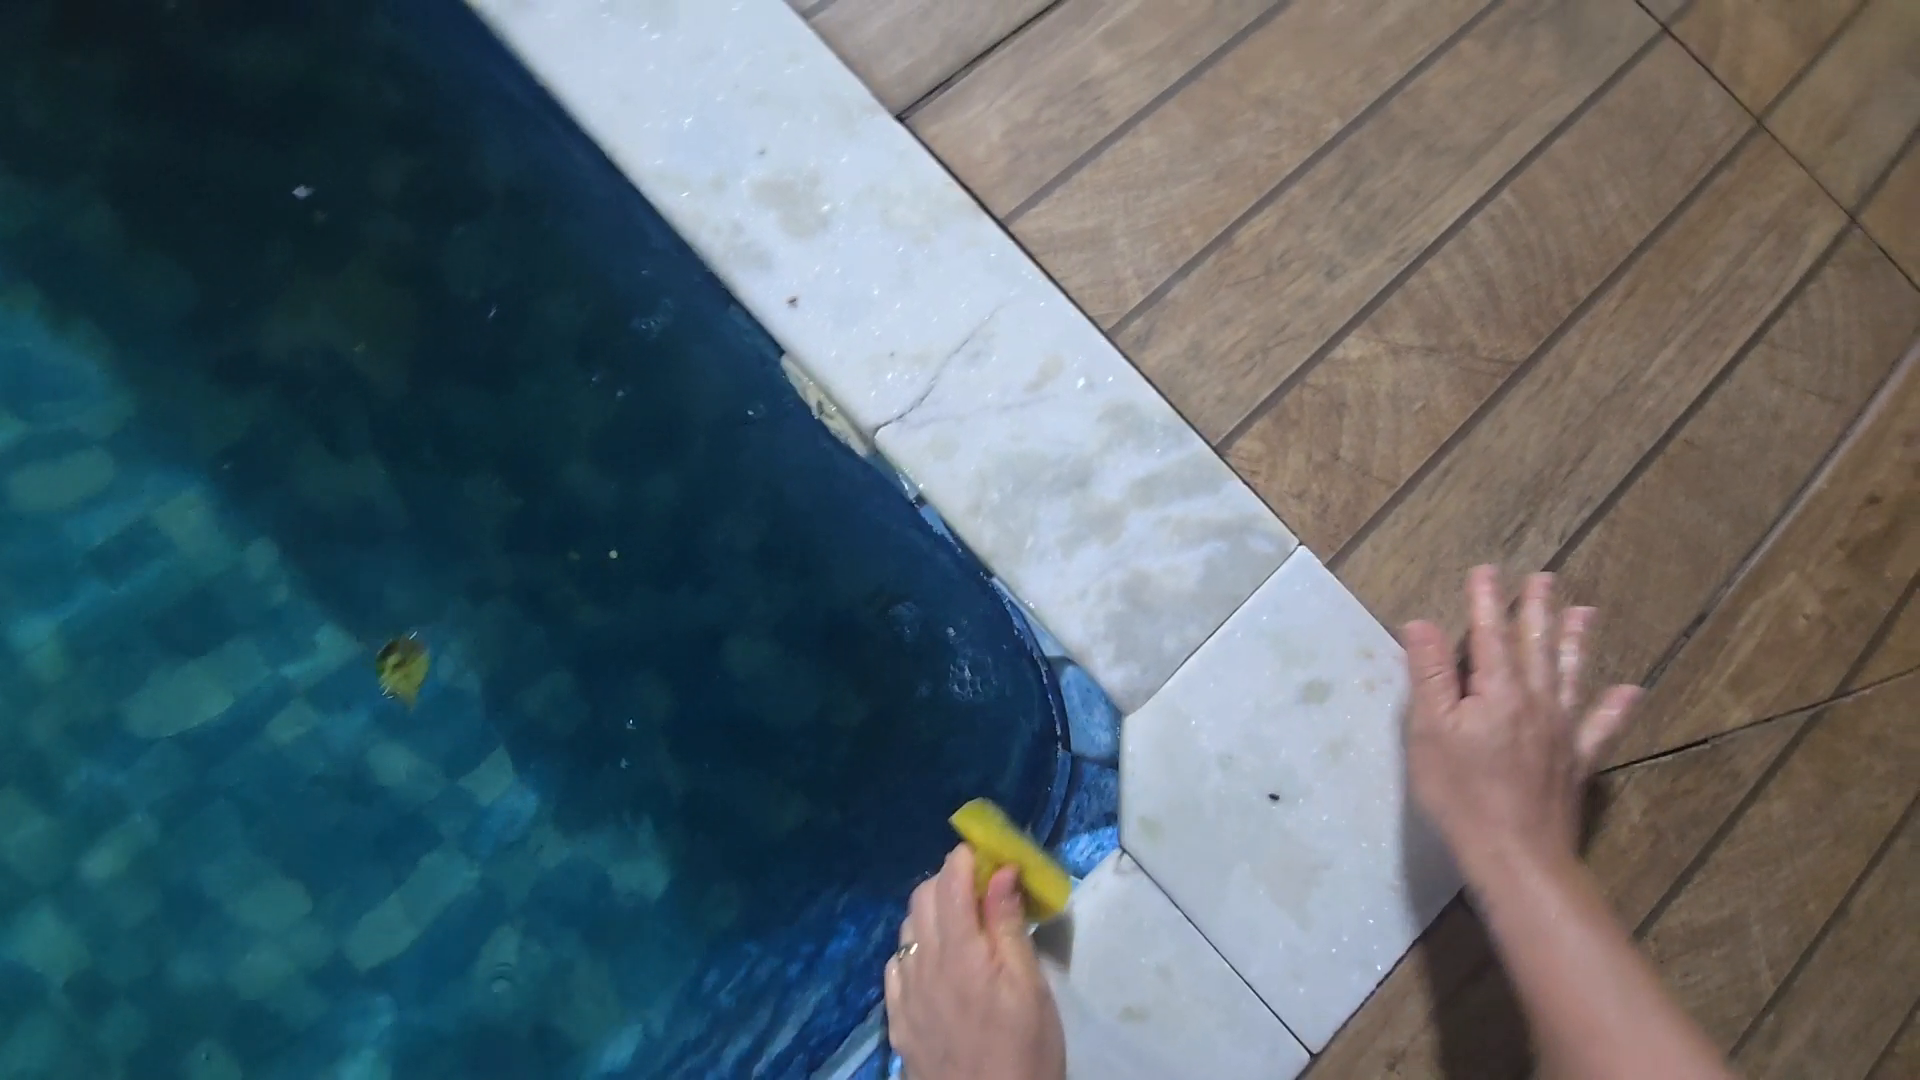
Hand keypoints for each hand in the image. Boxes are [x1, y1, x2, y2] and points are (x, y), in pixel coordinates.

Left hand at [886, 844, 1065, 1079]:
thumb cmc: (1026, 1051)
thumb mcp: (1030, 987)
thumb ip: (1008, 924)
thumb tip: (1001, 869)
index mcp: (960, 951)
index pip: (949, 881)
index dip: (965, 859)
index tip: (987, 856)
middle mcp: (923, 964)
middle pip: (922, 897)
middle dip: (948, 880)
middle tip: (980, 890)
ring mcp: (905, 993)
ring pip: (907, 927)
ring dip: (930, 912)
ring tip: (961, 925)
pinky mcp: (898, 1021)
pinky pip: (896, 965)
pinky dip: (915, 948)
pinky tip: (936, 963)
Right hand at [1401, 567, 1642, 883]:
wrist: (1516, 853)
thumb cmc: (1460, 789)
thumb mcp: (1429, 729)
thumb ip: (1430, 674)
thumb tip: (1422, 623)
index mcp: (1497, 690)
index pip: (1489, 635)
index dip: (1486, 601)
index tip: (1486, 570)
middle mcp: (1537, 702)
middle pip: (1537, 647)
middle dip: (1537, 611)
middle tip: (1545, 579)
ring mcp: (1563, 731)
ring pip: (1571, 675)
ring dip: (1576, 642)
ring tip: (1585, 612)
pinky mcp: (1577, 760)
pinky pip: (1600, 726)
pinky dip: (1615, 707)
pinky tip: (1629, 691)